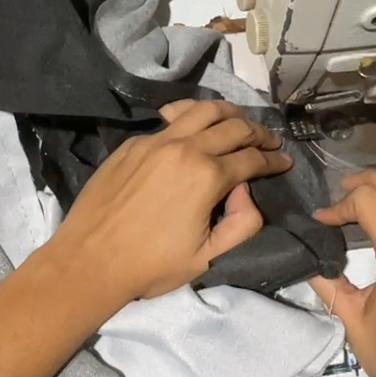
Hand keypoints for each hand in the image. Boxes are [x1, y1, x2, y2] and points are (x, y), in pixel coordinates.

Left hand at [45, 100, 292, 303]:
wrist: (91, 260)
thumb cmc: (151, 265)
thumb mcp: (207, 258)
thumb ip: (242, 224)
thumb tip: (247, 192)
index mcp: (208, 177)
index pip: (252, 159)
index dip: (274, 160)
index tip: (285, 162)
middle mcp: (185, 149)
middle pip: (233, 127)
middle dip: (259, 133)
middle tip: (270, 141)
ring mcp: (156, 141)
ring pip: (202, 110)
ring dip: (228, 113)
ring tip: (239, 120)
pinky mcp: (134, 143)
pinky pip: (171, 118)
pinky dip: (192, 116)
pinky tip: (196, 122)